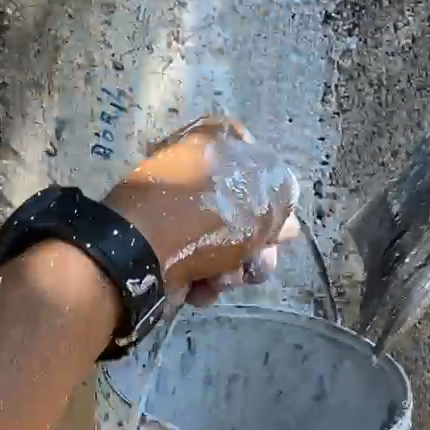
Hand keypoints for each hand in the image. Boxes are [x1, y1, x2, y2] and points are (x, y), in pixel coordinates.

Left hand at [103, 117, 299, 306]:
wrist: (144, 256)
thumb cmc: (207, 214)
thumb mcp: (265, 195)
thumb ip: (285, 195)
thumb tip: (284, 216)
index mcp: (214, 144)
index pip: (258, 156)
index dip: (275, 190)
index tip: (279, 213)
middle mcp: (196, 177)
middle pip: (250, 213)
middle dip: (262, 244)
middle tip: (260, 257)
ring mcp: (181, 219)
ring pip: (232, 248)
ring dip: (238, 268)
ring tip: (225, 276)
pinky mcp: (169, 255)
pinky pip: (206, 269)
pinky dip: (208, 281)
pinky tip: (203, 285)